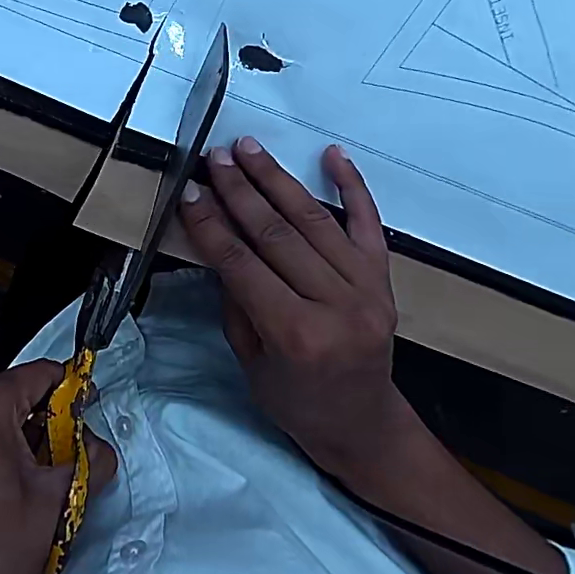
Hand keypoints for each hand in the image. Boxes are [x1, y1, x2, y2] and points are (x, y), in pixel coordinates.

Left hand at [0, 360, 115, 573]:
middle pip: (17, 393)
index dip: (72, 390)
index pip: (40, 373)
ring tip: (35, 482)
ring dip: (23, 438)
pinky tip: (7, 487)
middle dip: (48, 422)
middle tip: (66, 458)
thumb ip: (90, 461)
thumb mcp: (55, 504)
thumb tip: (99, 447)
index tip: (87, 408)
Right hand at [177, 138, 404, 468]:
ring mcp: (368, 289)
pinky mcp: (385, 280)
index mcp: (296, 334)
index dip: (210, 224)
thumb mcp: (250, 359)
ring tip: (249, 148)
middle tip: (215, 157)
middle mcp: (337, 306)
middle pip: (277, 234)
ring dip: (277, 179)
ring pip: (314, 221)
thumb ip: (237, 298)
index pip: (242, 264)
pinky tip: (333, 156)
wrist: (364, 425)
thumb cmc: (296, 403)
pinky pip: (368, 224)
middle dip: (239, 190)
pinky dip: (352, 187)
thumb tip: (220, 238)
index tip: (189, 191)